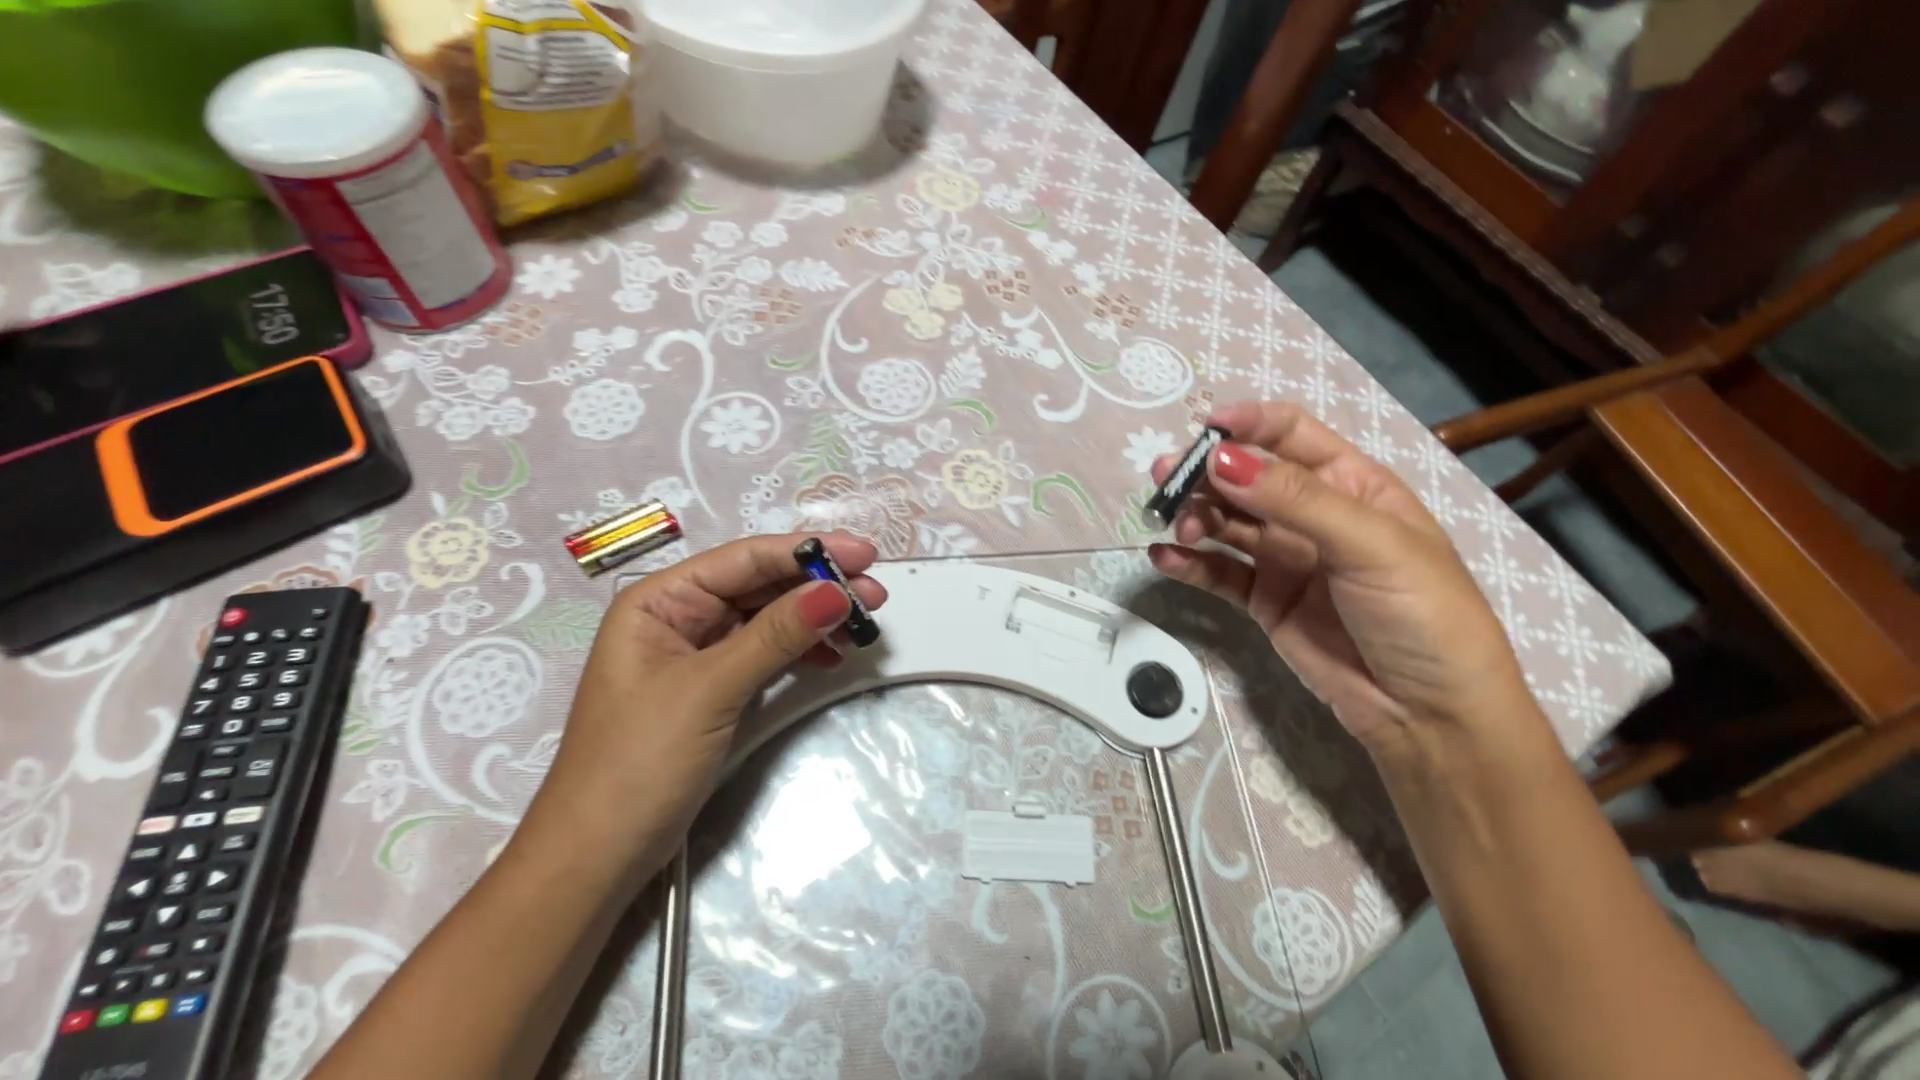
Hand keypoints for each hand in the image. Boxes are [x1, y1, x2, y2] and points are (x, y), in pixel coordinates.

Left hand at [522, 533, 887, 883]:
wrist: (598, 854)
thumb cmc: (639, 761)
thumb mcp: (710, 690)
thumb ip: (775, 636)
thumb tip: (835, 591)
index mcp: (659, 601)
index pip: (743, 560)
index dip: (806, 551)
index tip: (865, 553)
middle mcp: (676, 619)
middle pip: (758, 586)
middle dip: (816, 586)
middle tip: (876, 595)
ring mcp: (694, 656)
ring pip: (765, 621)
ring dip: (813, 620)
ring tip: (864, 627)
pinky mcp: (711, 692)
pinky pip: (762, 655)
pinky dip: (798, 653)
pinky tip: (831, 657)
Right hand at [1149, 402, 1533, 755]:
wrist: (1428, 713)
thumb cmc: (1422, 613)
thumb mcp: (1373, 545)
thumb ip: (1296, 501)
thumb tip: (1222, 460)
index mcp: (1353, 485)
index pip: (1292, 436)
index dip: (1249, 424)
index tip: (1205, 428)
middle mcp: (1313, 514)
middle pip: (1247, 477)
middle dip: (1205, 472)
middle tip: (1165, 478)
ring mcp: (1286, 558)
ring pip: (1226, 522)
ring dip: (1195, 515)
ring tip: (1176, 527)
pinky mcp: (1264, 600)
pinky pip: (1219, 573)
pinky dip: (1190, 564)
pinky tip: (1165, 559)